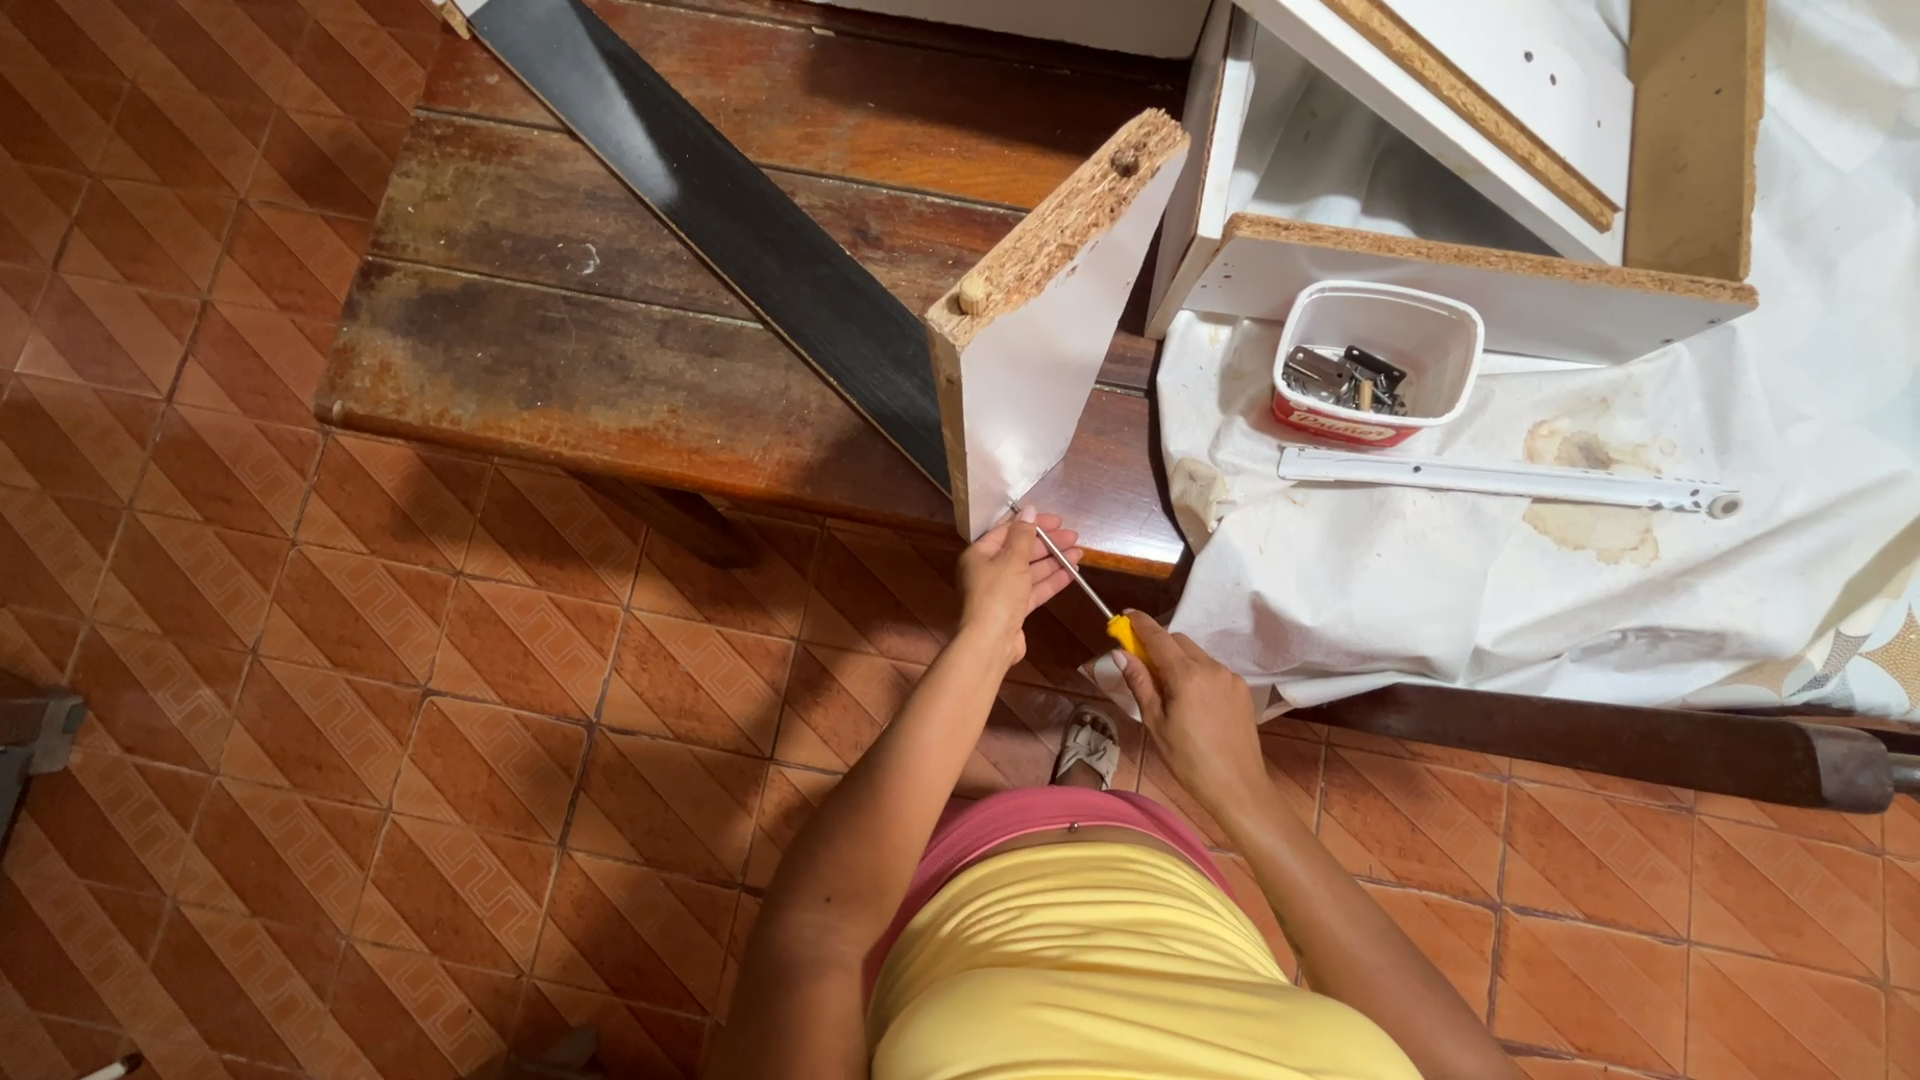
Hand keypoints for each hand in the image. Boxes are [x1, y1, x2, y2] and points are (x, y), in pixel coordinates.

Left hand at [956, 507, 1079, 666]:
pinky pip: (1034, 589)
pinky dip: (1051, 581)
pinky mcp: (1014, 609)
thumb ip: (1023, 534)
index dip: (1032, 523)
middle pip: (1021, 550)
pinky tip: (1071, 573)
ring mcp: (1001, 591)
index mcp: (979, 554)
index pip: (1007, 531)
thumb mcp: (1012, 559)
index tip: (1057, 520)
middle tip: (1073, 537)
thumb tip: (1029, 510)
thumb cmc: (997, 594)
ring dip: (1054, 561)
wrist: (991, 642)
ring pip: (1030, 570)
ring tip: (1078, 553)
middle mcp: (988, 570)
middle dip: (1048, 543)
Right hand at [1117, 611, 1269, 818]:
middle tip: (1141, 662)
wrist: (1238, 788)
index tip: (1125, 616)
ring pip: (1197, 655)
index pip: (1159, 637)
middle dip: (1158, 643)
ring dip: (1178, 659)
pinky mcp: (1241, 690)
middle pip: (1179, 641)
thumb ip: (1139, 683)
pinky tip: (1191, 700)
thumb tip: (1120, 654)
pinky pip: (1212, 670)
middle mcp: (1211, 668)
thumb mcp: (1156, 723)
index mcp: (1186, 676)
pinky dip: (1196, 672)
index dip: (1140, 624)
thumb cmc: (1188, 760)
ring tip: (1167, 689)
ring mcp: (1230, 678)